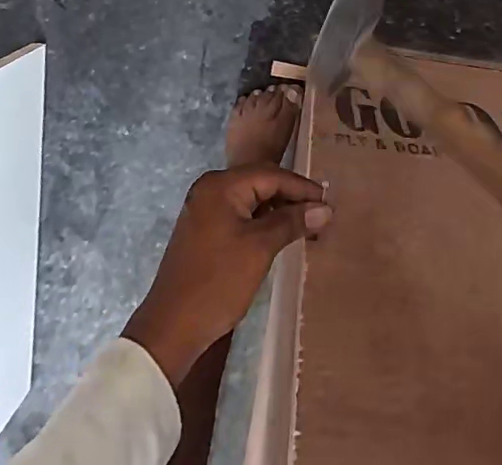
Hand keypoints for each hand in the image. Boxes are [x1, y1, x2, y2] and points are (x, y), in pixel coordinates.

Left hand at [123, 164, 331, 383]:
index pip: (270, 175)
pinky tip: (279, 234)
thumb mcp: (260, 248)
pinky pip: (239, 212)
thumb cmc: (218, 281)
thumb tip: (325, 209)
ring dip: (277, 209)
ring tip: (306, 225)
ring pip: (250, 198)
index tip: (329, 202)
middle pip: (260, 181)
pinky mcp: (203, 227)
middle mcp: (210, 188)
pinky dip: (261, 220)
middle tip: (320, 213)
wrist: (172, 326)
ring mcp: (204, 207)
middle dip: (291, 196)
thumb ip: (292, 222)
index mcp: (221, 185)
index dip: (301, 188)